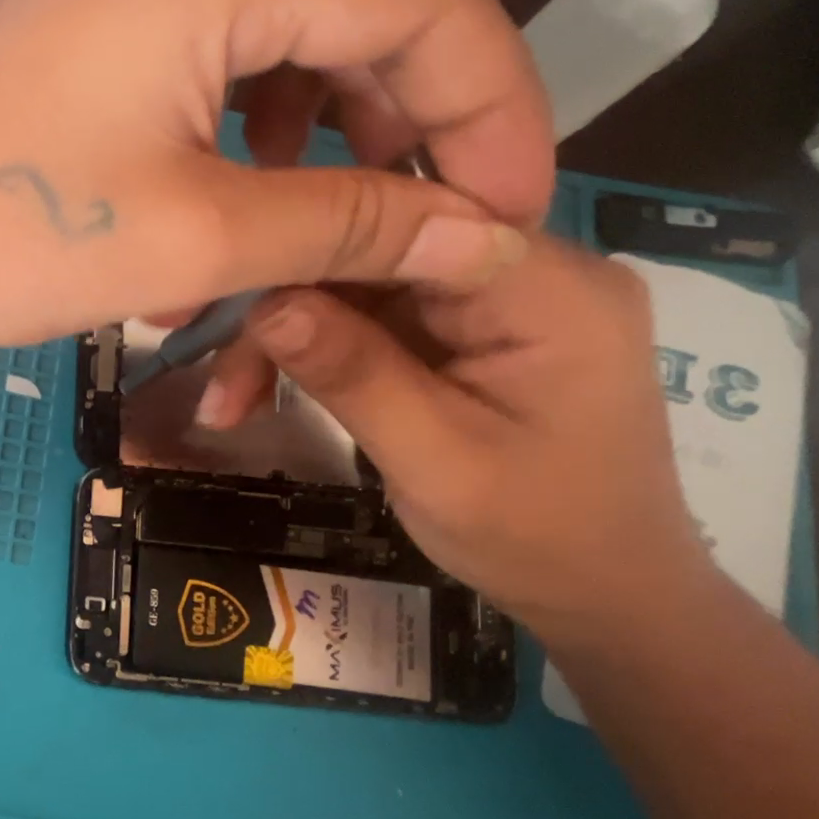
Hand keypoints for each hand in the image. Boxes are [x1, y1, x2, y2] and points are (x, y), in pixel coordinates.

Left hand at [0, 0, 550, 364]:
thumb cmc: (6, 250)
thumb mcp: (195, 244)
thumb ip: (348, 222)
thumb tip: (476, 229)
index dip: (488, 100)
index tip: (504, 205)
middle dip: (407, 85)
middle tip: (411, 198)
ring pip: (276, 0)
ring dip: (323, 95)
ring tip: (315, 202)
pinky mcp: (68, 16)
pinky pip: (197, 30)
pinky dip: (243, 96)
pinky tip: (229, 174)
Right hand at [243, 237, 709, 632]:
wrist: (604, 592)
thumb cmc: (535, 536)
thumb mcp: (434, 460)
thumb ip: (353, 373)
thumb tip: (263, 299)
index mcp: (549, 291)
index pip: (412, 225)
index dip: (312, 248)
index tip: (227, 298)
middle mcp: (528, 272)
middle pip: (376, 253)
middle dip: (285, 309)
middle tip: (215, 379)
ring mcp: (493, 299)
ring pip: (359, 286)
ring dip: (287, 339)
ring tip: (227, 402)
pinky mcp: (464, 327)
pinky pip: (368, 316)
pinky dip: (312, 352)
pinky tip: (262, 390)